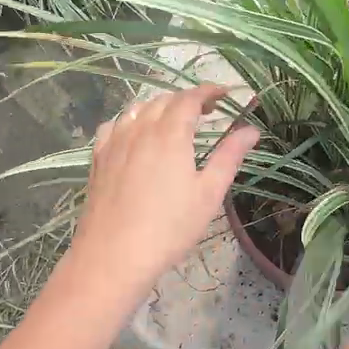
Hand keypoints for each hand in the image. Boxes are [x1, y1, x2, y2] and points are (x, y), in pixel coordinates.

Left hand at [65, 84, 258, 293]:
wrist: (113, 256)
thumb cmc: (169, 228)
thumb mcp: (209, 193)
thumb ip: (229, 156)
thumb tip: (251, 130)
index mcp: (170, 134)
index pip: (190, 98)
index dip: (209, 91)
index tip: (225, 93)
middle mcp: (140, 130)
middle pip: (164, 100)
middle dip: (187, 99)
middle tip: (207, 112)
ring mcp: (115, 143)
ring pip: (137, 109)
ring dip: (159, 107)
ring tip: (173, 121)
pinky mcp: (98, 159)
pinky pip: (114, 125)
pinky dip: (130, 120)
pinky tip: (135, 134)